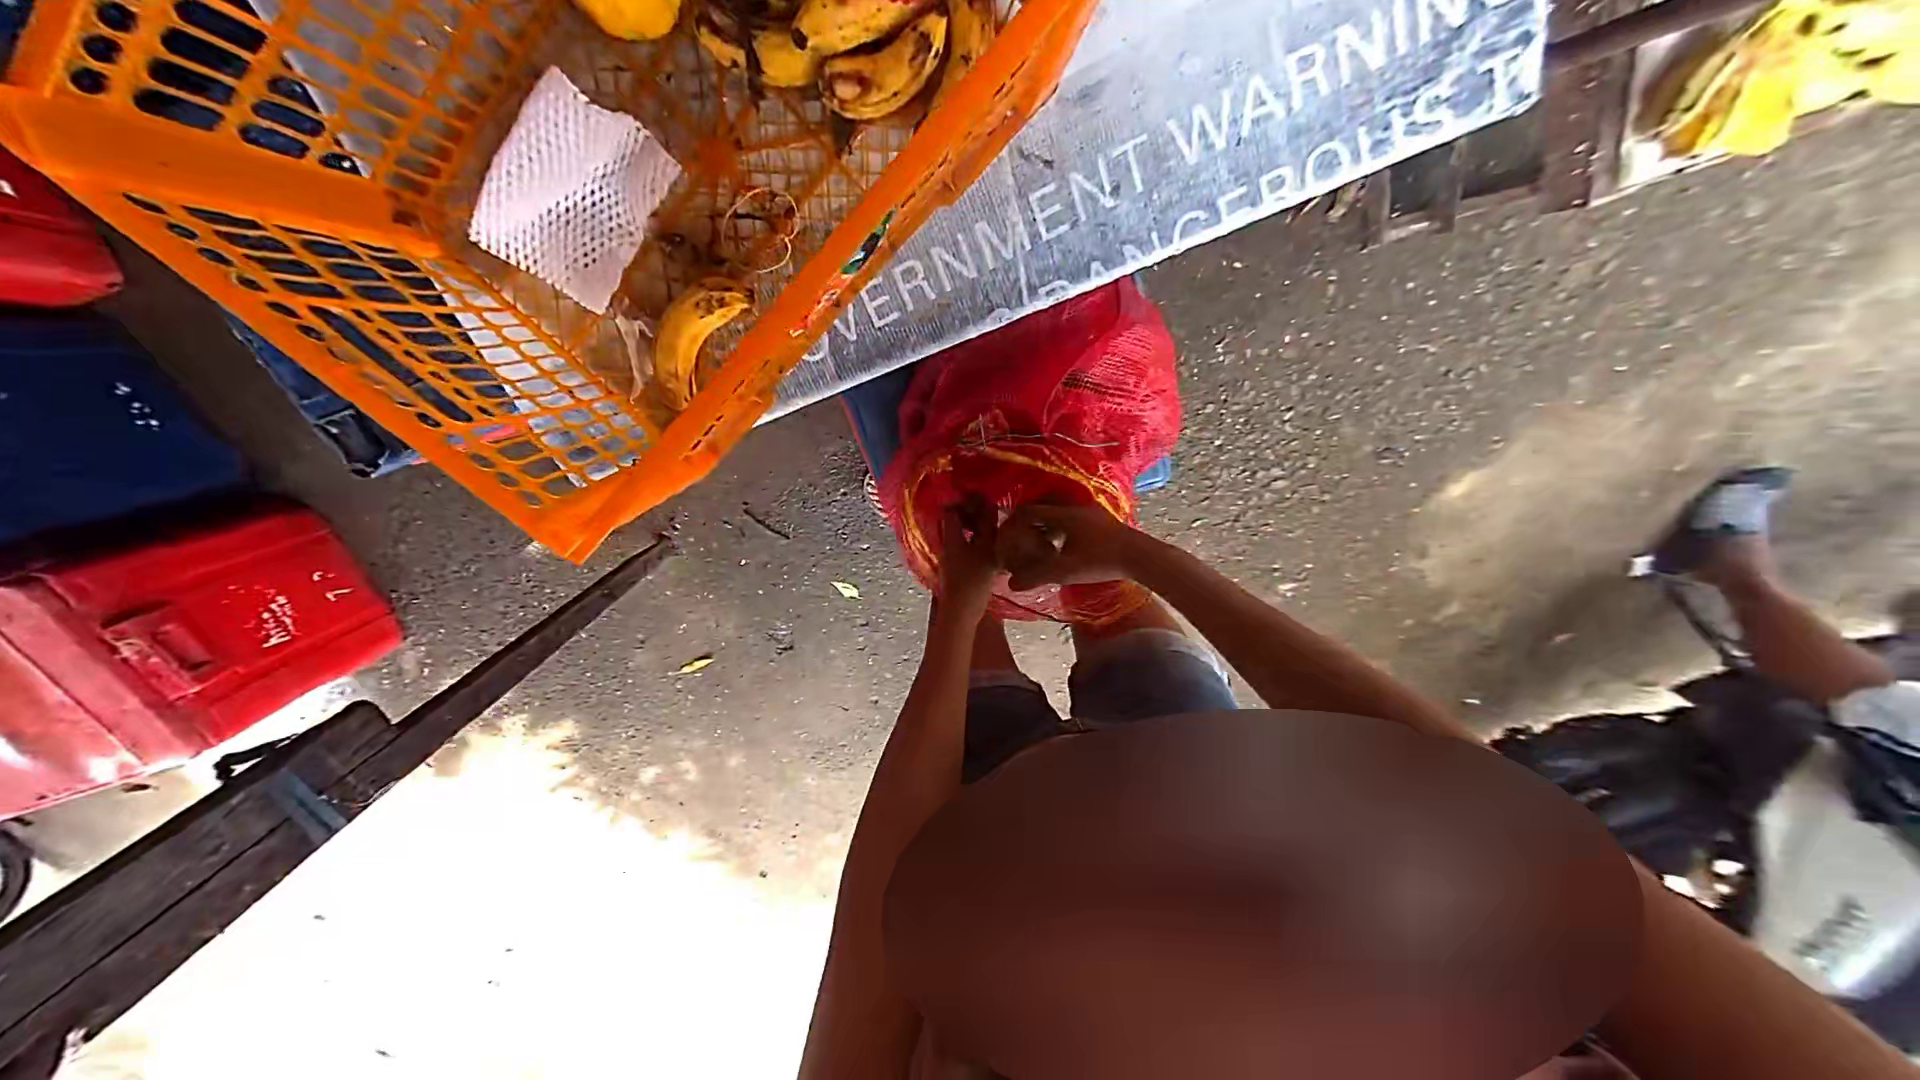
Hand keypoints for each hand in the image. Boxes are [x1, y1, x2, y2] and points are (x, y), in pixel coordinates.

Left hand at [938, 496, 1001, 613]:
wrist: (961, 613)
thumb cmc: (972, 581)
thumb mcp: (986, 551)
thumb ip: (988, 528)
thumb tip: (990, 506)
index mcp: (950, 538)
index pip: (950, 510)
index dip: (964, 503)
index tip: (982, 501)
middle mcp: (946, 546)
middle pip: (954, 523)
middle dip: (971, 516)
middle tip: (992, 515)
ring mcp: (950, 560)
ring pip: (961, 537)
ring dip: (975, 532)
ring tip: (996, 531)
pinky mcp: (956, 572)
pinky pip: (965, 550)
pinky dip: (976, 545)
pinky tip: (993, 550)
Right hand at [997, 503, 1142, 590]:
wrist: (1142, 557)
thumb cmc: (1103, 561)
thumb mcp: (1066, 571)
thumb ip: (1037, 575)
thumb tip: (1012, 583)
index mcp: (1064, 515)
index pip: (1029, 511)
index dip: (1013, 524)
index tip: (1006, 539)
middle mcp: (1075, 508)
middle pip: (1042, 510)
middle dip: (1027, 525)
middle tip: (1018, 542)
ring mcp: (1090, 513)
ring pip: (1058, 516)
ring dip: (1044, 528)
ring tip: (1038, 548)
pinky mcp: (1100, 521)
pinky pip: (1071, 521)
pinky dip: (1059, 532)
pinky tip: (1062, 550)